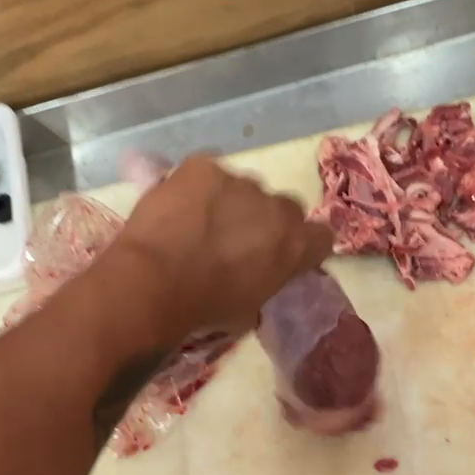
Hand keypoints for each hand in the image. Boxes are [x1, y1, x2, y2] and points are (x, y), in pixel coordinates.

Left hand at [106, 155, 333, 344]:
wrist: (153, 283)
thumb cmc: (204, 309)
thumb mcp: (250, 308)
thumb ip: (267, 281)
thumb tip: (259, 274)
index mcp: (295, 246)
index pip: (320, 237)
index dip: (302, 245)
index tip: (282, 255)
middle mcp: (276, 207)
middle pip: (282, 207)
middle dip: (264, 220)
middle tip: (234, 241)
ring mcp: (239, 181)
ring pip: (242, 188)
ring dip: (228, 202)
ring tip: (197, 224)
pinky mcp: (203, 165)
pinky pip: (207, 173)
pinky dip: (196, 187)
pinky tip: (177, 207)